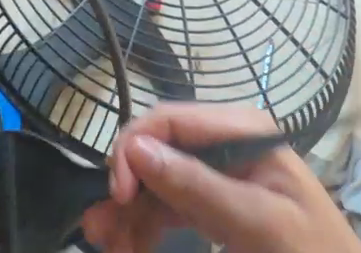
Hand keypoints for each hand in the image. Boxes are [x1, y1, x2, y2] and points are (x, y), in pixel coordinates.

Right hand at [80, 103, 360, 252]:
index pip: (170, 119)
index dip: (134, 147)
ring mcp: (218, 174)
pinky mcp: (214, 205)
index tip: (115, 193)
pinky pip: (166, 207)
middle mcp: (224, 142)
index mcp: (242, 129)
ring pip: (155, 182)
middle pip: (156, 151)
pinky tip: (125, 242)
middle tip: (101, 231)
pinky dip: (142, 225)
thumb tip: (136, 148)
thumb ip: (198, 186)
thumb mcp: (258, 223)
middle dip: (127, 189)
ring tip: (109, 243)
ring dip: (128, 213)